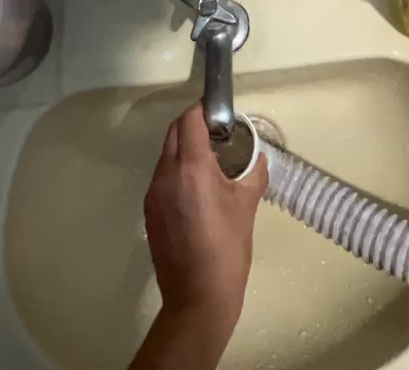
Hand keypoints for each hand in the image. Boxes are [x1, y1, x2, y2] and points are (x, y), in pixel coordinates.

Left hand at [143, 102, 269, 330]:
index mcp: (192, 168)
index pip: (190, 121)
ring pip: (166, 155)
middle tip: (218, 132)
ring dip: (184, 148)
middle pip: (174, 133)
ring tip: (211, 160)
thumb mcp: (247, 205)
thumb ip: (254, 173)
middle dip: (193, 125)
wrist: (198, 298)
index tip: (220, 112)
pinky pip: (162, 177)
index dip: (203, 110)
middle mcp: (166, 175)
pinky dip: (177, 170)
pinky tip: (197, 187)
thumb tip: (259, 158)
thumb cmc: (228, 248)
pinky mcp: (150, 211)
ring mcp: (154, 194)